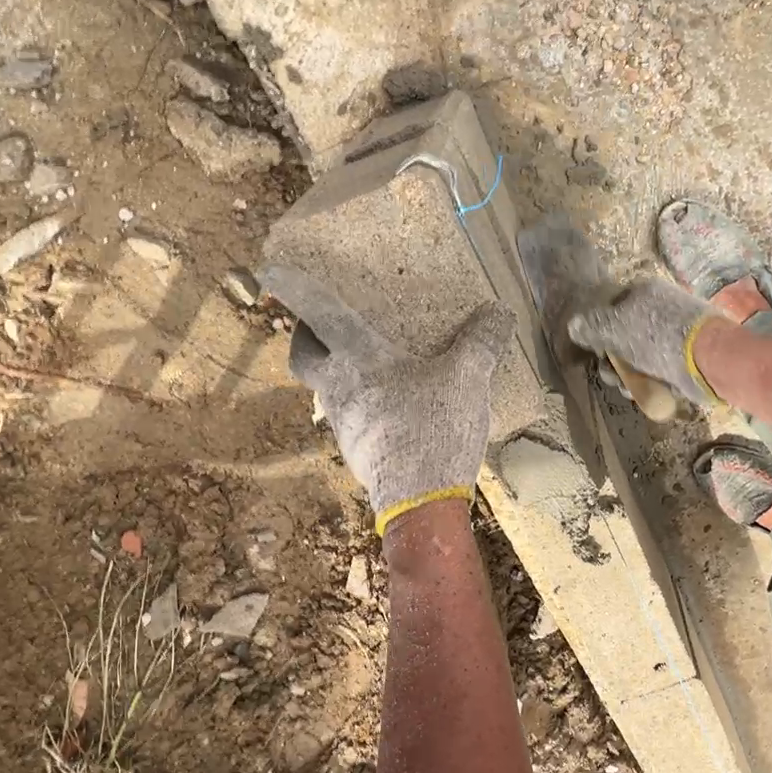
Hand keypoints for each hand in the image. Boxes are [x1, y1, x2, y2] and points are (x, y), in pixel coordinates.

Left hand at [257, 266, 514, 534]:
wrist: (421, 502)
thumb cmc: (434, 428)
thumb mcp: (468, 378)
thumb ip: (481, 343)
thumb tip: (500, 312)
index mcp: (359, 359)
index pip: (320, 315)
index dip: (297, 290)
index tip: (272, 270)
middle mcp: (339, 388)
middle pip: (304, 356)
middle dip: (306, 335)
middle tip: (323, 323)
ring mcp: (344, 422)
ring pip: (325, 387)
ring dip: (336, 369)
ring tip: (369, 362)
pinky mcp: (357, 450)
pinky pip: (350, 414)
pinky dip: (361, 400)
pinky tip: (392, 405)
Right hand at [565, 279, 726, 406]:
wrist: (708, 359)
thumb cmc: (657, 337)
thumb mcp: (615, 328)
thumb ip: (591, 326)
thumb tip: (573, 324)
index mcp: (643, 292)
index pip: (611, 307)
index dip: (600, 330)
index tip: (597, 350)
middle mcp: (659, 309)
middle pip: (623, 336)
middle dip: (614, 361)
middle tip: (612, 375)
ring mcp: (673, 333)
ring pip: (639, 356)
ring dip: (630, 375)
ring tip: (631, 388)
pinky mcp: (685, 357)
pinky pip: (658, 368)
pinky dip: (651, 381)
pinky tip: (649, 392)